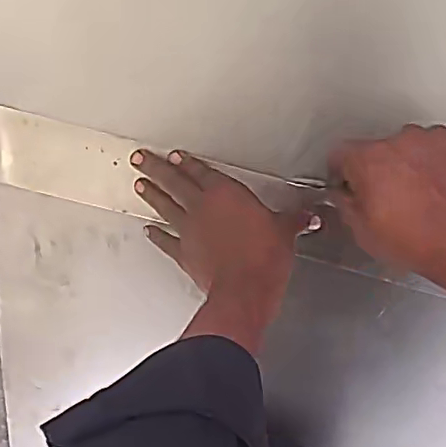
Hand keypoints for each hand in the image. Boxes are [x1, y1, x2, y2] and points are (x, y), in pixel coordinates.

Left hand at [133, 149, 311, 353]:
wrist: (244, 290)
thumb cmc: (263, 259)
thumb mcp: (284, 233)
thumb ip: (292, 221)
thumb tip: (305, 217)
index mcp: (226, 194)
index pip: (202, 171)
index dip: (188, 162)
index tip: (176, 156)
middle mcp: (202, 208)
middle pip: (173, 181)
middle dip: (155, 168)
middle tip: (140, 159)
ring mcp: (189, 231)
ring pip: (164, 206)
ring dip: (151, 194)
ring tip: (139, 184)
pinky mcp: (184, 254)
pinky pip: (165, 241)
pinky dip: (156, 235)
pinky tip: (149, 230)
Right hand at [328, 125, 445, 283]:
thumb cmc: (420, 240)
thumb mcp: (362, 232)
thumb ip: (346, 204)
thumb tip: (345, 196)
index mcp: (369, 160)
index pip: (340, 153)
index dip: (341, 173)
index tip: (346, 183)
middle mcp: (401, 141)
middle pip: (378, 148)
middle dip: (380, 171)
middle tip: (388, 201)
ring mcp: (435, 140)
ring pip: (412, 147)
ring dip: (411, 166)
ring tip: (419, 200)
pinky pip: (442, 149)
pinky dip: (439, 165)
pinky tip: (440, 193)